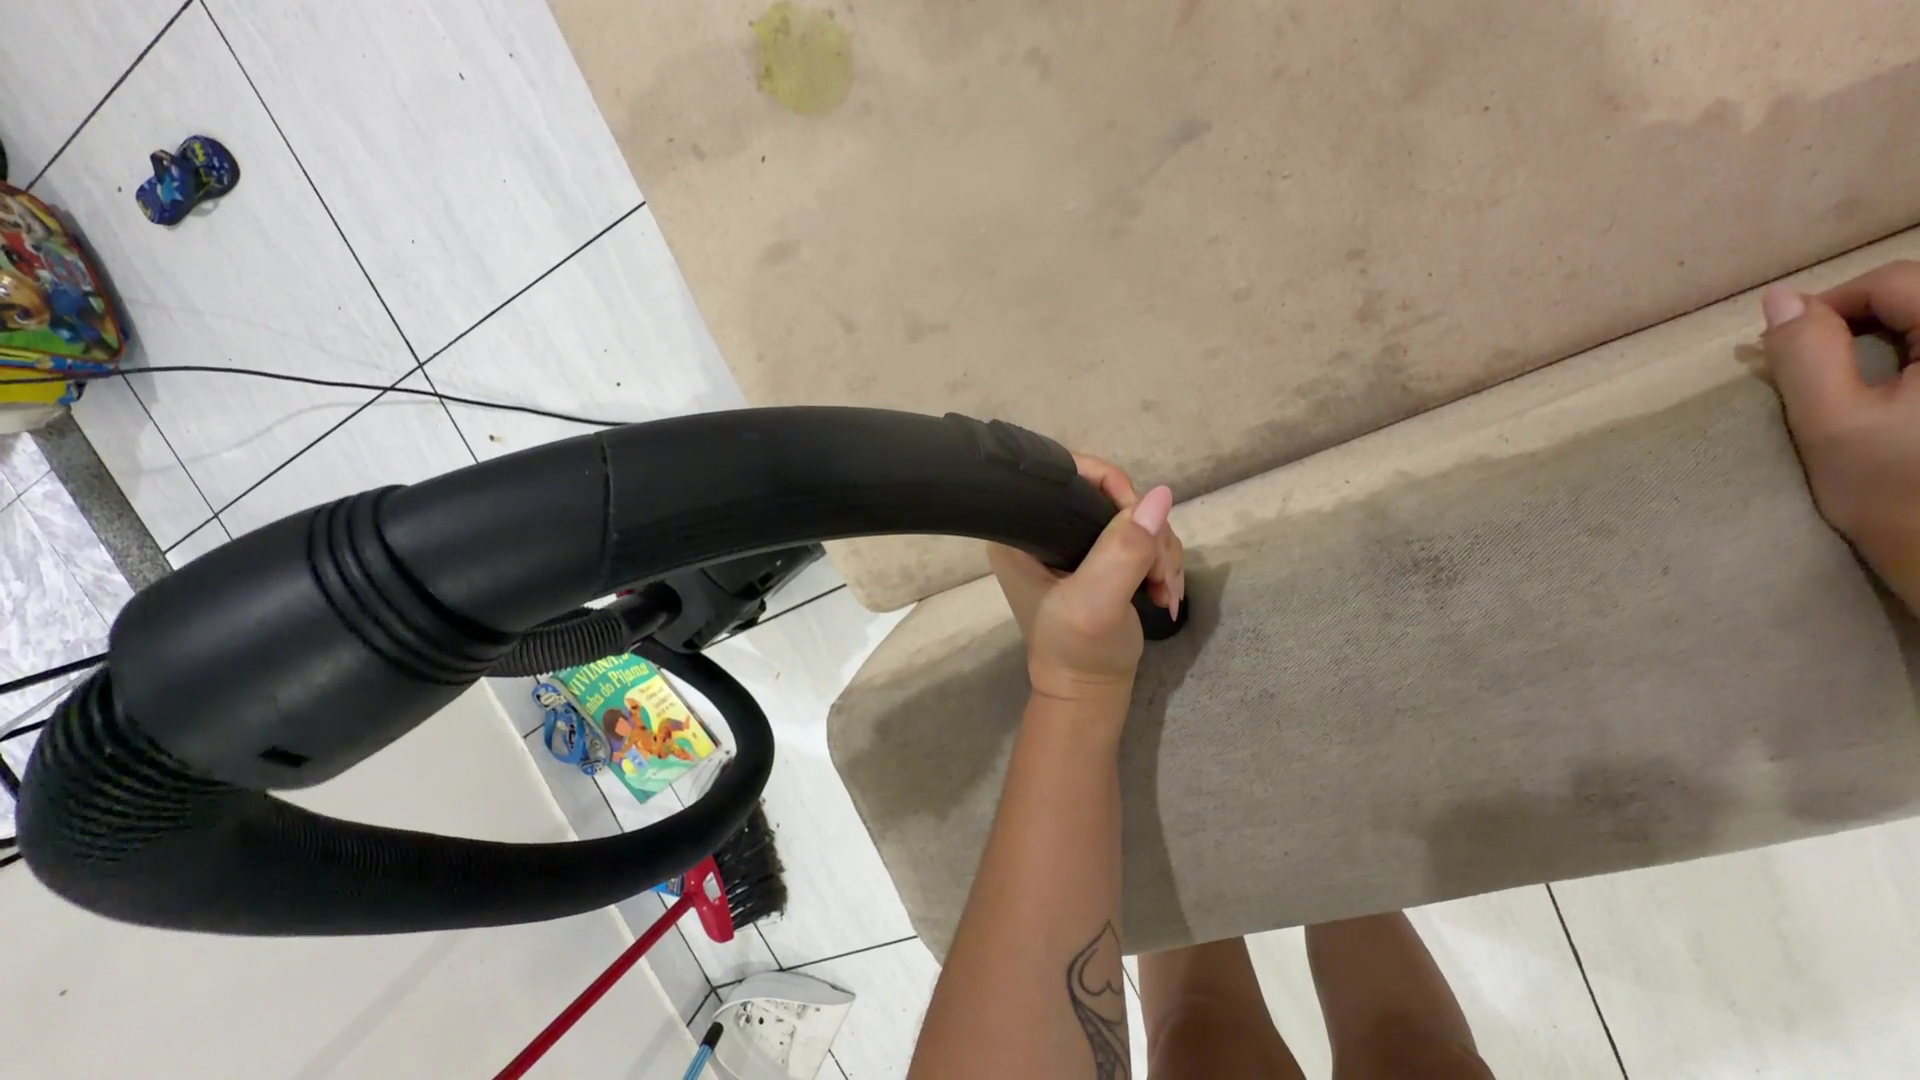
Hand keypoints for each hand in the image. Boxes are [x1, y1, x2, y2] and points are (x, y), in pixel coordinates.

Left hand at [986, 455, 1185, 705]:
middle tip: (1161, 572)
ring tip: (1165, 590)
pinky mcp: (1097, 556)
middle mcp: (1042, 528)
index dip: (1107, 484)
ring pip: (1132, 516)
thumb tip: (1159, 496)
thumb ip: (1123, 551)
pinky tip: (1165, 591)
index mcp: (1020, 532)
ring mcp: (1072, 542)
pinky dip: (1161, 560)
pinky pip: (1140, 536)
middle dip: (1145, 531)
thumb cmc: (1078, 651)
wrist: (1091, 690)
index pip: (1061, 477)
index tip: (1137, 517)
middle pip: (1108, 496)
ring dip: (1160, 550)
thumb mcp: (1098, 603)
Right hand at [1762, 263, 1919, 610]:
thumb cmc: (1898, 498)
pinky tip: (1907, 399)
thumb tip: (1779, 299)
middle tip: (1820, 370)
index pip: (1897, 281)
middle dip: (1866, 322)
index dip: (1830, 305)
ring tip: (1866, 384)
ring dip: (1898, 338)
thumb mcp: (1832, 425)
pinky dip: (1919, 361)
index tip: (1786, 349)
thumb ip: (1805, 355)